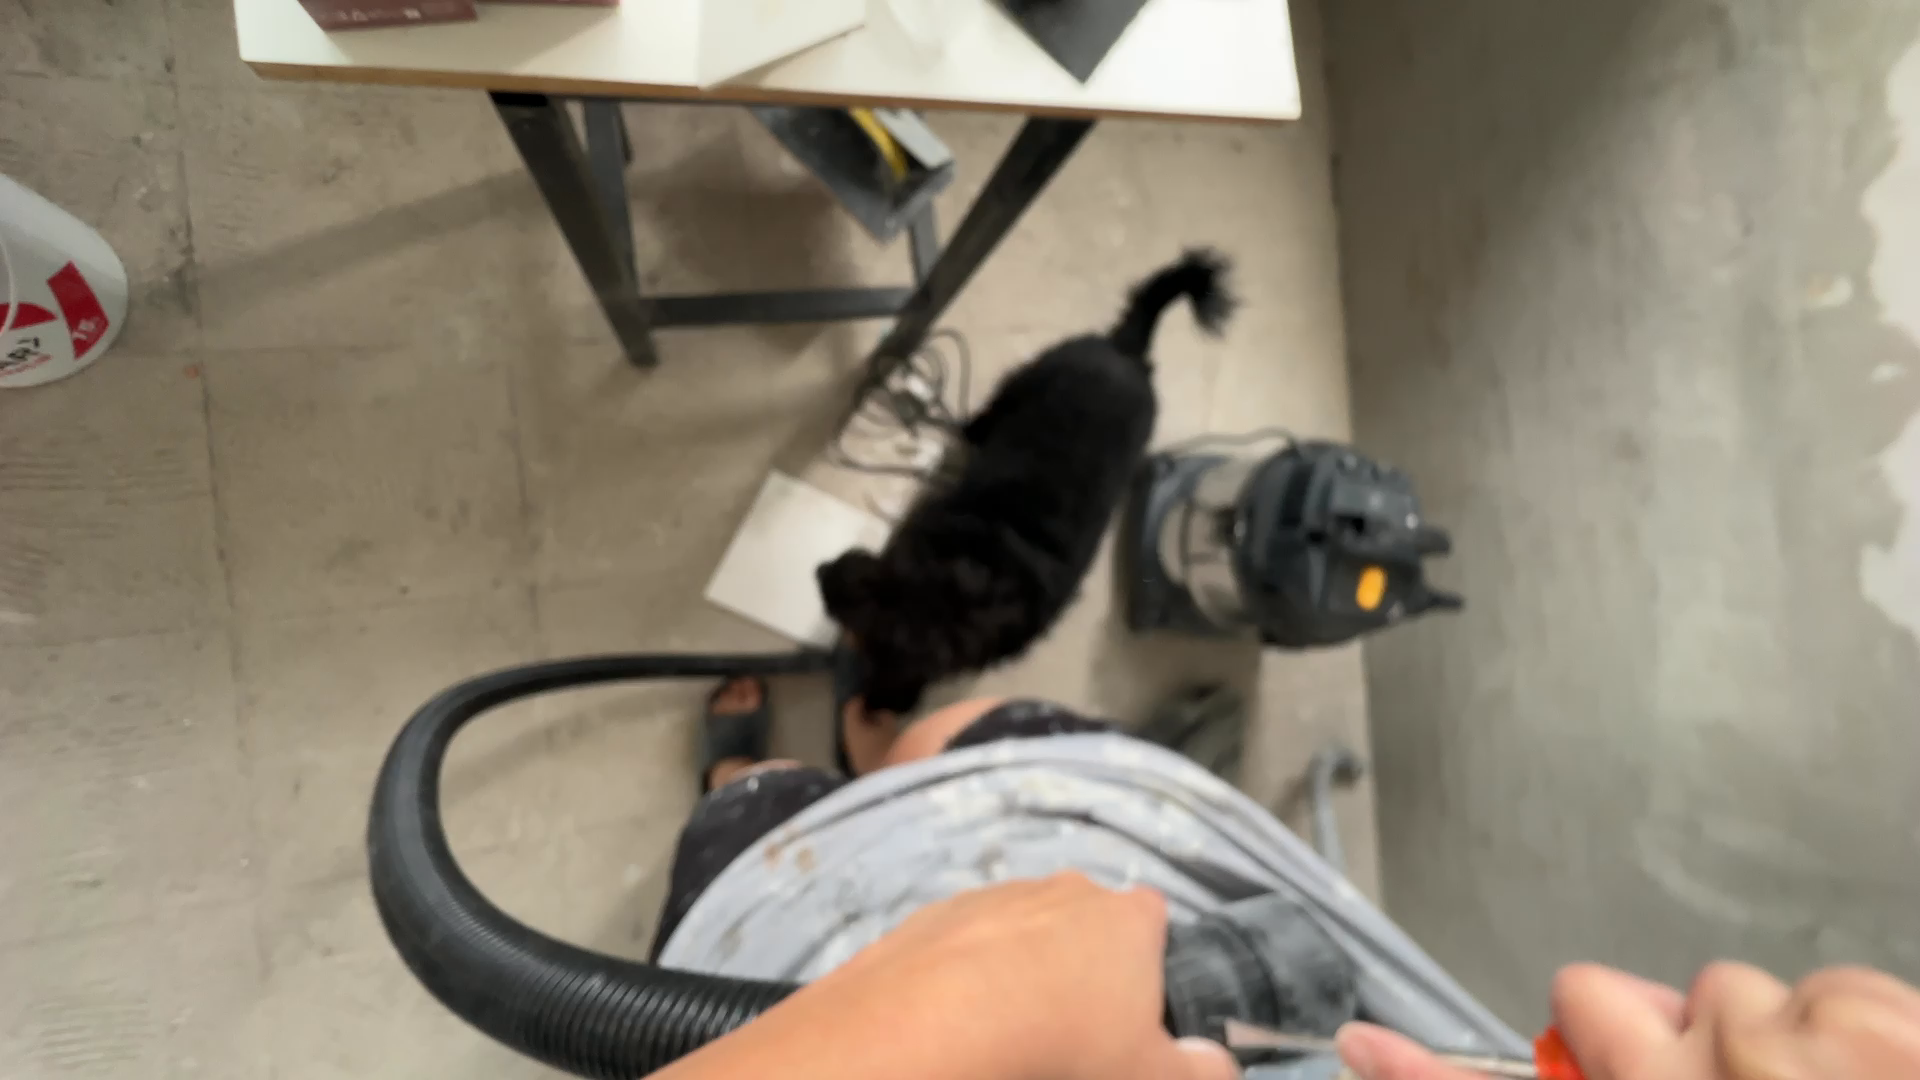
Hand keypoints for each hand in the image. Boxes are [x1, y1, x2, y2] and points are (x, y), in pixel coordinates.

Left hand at [752, 872, 1238, 1079]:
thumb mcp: (1156, 1076)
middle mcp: (1065, 888)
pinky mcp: (946, 909)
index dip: (1151, 956)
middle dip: (1086, 960)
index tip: (1136, 1004)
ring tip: (1014, 1022)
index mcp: (1124, 917)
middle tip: (1074, 1023)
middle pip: (1087, 918)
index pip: (1154, 915)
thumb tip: (1218, 1064)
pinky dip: (973, 966)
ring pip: (1027, 924)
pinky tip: (964, 1011)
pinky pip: (973, 936)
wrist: (941, 1018)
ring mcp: (1002, 892)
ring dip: (1027, 962)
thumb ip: (1202, 1069)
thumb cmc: (1069, 1044)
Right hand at [1335, 962, 1919, 1079]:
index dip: (1559, 1056)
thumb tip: (1359, 1045)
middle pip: (1673, 995)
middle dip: (1707, 1050)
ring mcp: (1840, 1050)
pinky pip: (1861, 991)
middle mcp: (1737, 1060)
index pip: (1573, 1012)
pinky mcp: (1903, 1036)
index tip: (1516, 1070)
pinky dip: (1885, 1035)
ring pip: (1781, 992)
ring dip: (1815, 1050)